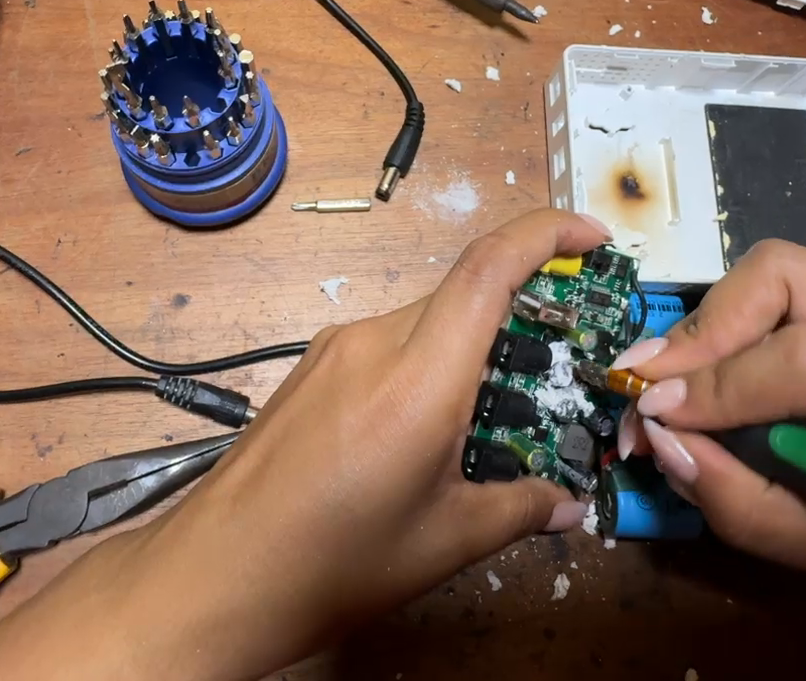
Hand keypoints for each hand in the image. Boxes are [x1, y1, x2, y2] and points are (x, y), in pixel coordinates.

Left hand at [0, 209, 609, 680]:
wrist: (213, 573)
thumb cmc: (333, 563)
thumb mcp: (442, 544)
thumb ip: (518, 509)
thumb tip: (570, 502)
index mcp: (418, 378)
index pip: (487, 269)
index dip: (545, 232)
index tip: (592, 234)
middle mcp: (375, 340)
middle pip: (464, 292)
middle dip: (522, 305)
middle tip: (561, 354)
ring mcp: (337, 346)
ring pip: (428, 317)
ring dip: (473, 342)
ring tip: (495, 406)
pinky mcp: (315, 363)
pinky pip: (391, 340)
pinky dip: (431, 359)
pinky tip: (431, 419)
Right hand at [614, 240, 805, 680]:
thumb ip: (753, 507)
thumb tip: (661, 440)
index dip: (722, 383)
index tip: (653, 416)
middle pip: (784, 277)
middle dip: (704, 330)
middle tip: (652, 390)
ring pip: (775, 277)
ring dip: (707, 332)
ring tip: (669, 391)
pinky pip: (780, 302)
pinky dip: (727, 339)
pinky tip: (706, 385)